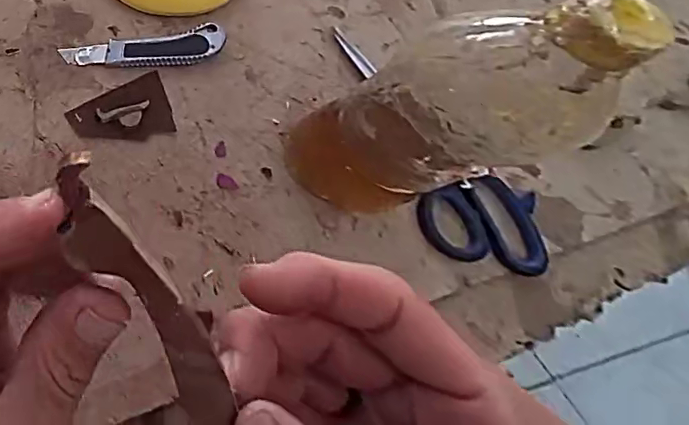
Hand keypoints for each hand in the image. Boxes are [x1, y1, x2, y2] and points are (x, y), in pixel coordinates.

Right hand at [215, 253, 560, 424]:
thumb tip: (250, 409)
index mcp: (465, 389)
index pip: (386, 303)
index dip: (318, 279)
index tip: (253, 282)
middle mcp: (416, 387)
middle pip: (331, 329)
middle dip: (270, 336)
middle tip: (223, 375)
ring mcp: (381, 418)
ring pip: (305, 367)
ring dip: (259, 375)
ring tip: (223, 399)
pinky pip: (301, 410)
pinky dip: (267, 410)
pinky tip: (242, 414)